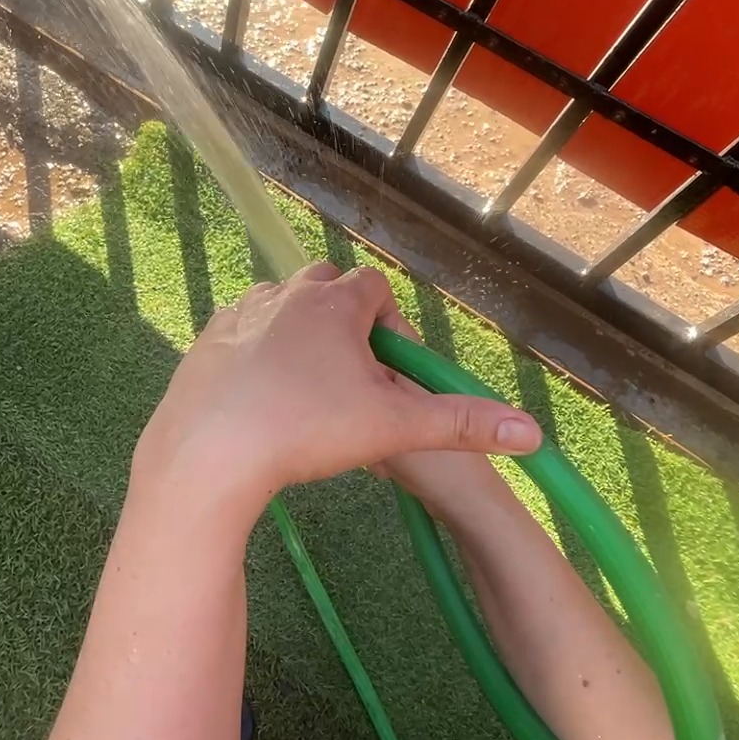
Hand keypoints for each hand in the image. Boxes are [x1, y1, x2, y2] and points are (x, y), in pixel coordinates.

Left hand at [132, 262, 542, 516]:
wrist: (209, 452)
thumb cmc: (307, 429)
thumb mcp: (394, 427)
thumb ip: (462, 423)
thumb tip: (533, 433)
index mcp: (335, 302)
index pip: (375, 287)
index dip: (389, 324)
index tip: (386, 370)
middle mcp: (286, 293)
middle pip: (327, 287)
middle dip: (345, 322)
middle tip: (347, 380)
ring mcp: (241, 311)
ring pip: (282, 305)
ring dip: (299, 332)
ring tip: (304, 389)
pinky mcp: (206, 337)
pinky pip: (242, 329)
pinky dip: (256, 348)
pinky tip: (258, 393)